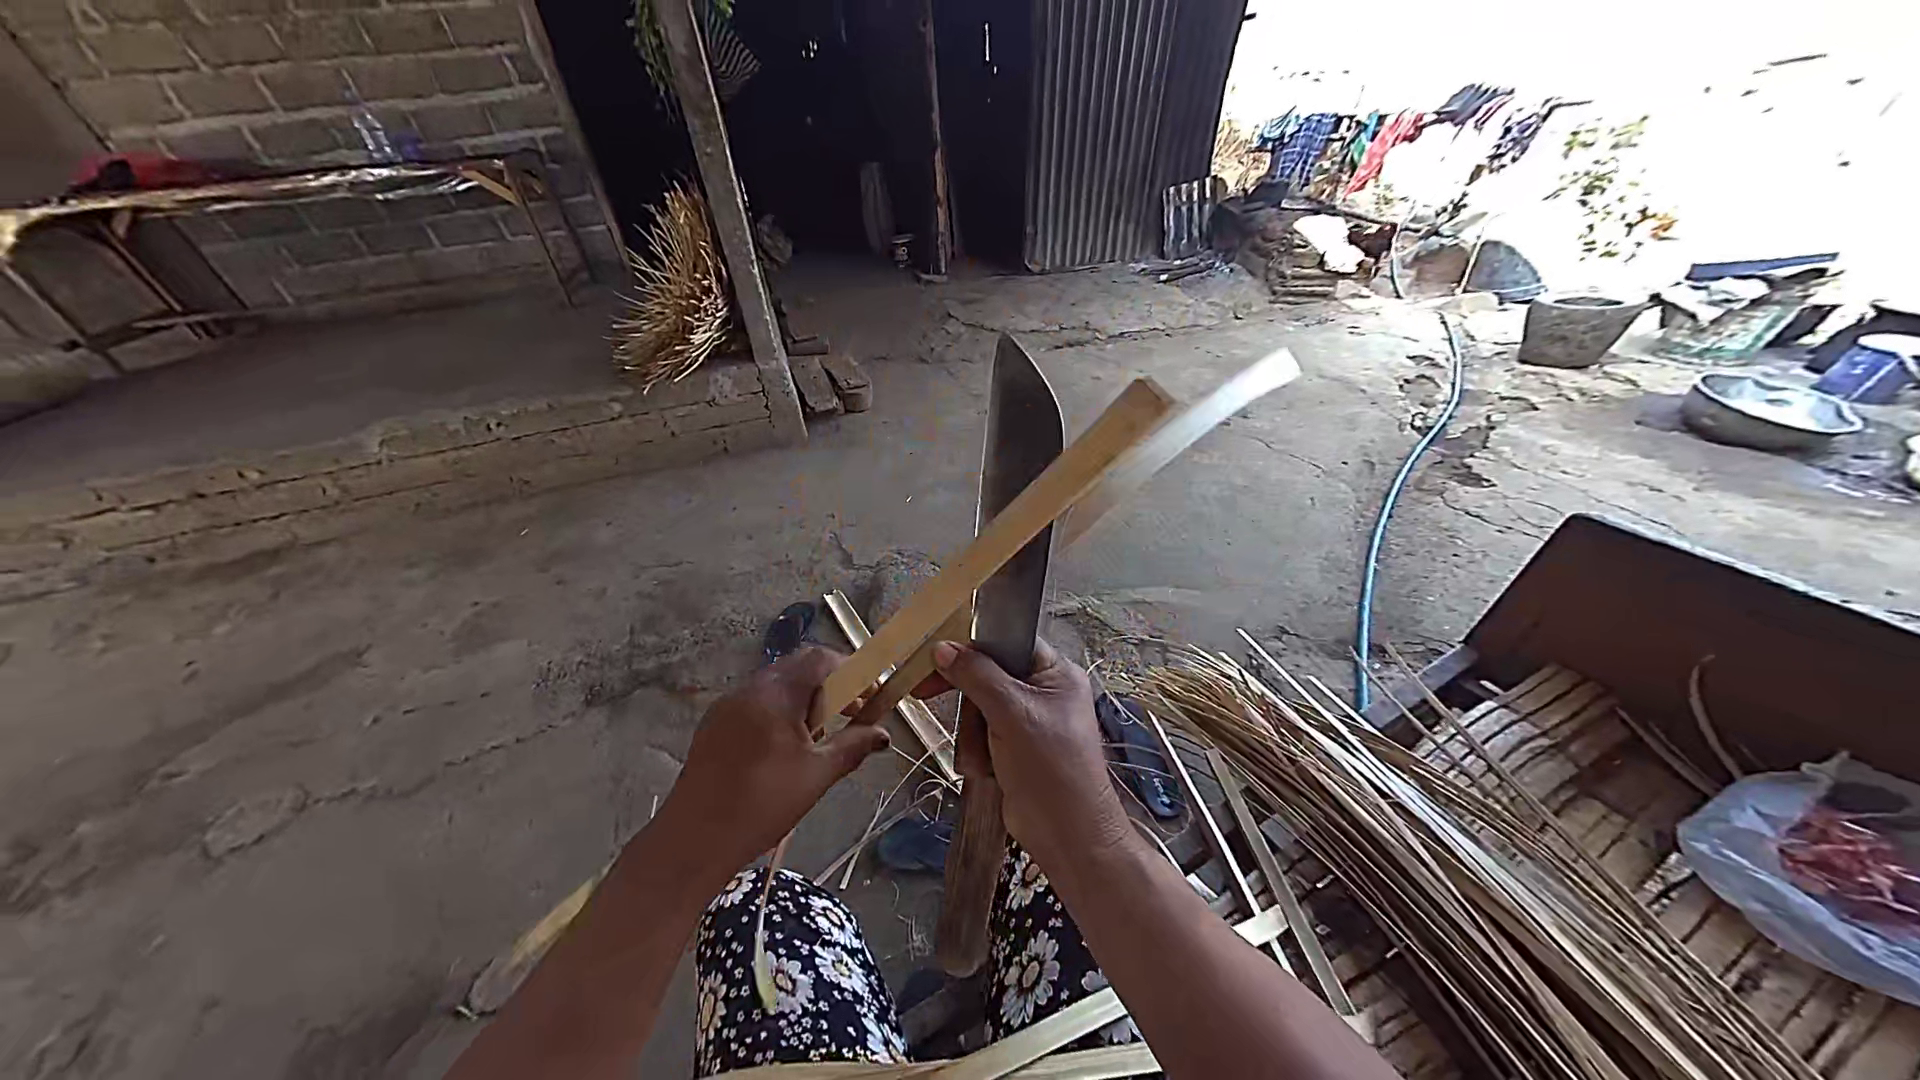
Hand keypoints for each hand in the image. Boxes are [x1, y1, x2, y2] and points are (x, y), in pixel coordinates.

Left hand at [655, 647, 891, 880]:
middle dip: (831, 684)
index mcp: (776, 695)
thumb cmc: (761, 805)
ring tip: (822, 735)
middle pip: (798, 666)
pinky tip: (787, 745)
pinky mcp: (715, 723)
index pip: (820, 659)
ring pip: (777, 684)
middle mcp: (750, 689)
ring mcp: (728, 704)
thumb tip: (884, 735)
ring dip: (806, 698)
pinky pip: (757, 702)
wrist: (692, 842)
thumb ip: (853, 746)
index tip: (870, 696)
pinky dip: (781, 710)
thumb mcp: (816, 775)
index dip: (852, 671)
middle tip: (852, 713)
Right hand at [918, 639, 1131, 864]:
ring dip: (973, 734)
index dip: (973, 646)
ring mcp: (1028, 720)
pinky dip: (978, 751)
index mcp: (1055, 672)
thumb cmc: (1049, 766)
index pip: (1008, 642)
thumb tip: (942, 648)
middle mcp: (1043, 691)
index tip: (937, 655)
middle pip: (987, 675)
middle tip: (925, 694)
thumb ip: (976, 676)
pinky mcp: (1014, 746)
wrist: (1068, 836)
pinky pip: (981, 734)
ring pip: (979, 707)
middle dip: (970, 701)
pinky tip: (987, 769)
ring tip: (985, 757)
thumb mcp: (1011, 713)